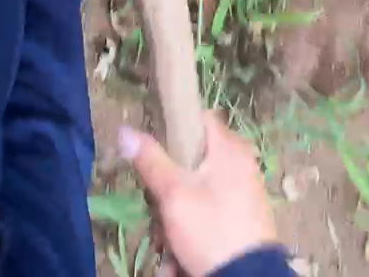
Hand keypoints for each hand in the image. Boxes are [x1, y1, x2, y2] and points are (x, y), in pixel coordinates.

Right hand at [120, 114, 279, 275]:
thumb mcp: (174, 195)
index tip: (155, 145)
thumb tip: (125, 130)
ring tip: (167, 239)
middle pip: (193, 158)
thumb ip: (150, 160)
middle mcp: (241, 164)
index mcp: (230, 148)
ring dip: (176, 212)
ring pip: (197, 188)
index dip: (174, 125)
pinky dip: (193, 227)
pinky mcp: (243, 218)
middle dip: (169, 184)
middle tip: (157, 204)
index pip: (198, 116)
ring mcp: (244, 192)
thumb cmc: (211, 230)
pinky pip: (209, 210)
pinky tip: (180, 253)